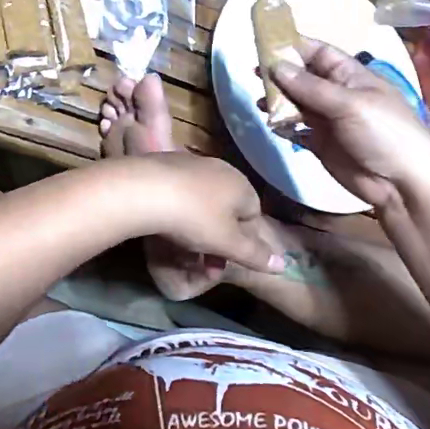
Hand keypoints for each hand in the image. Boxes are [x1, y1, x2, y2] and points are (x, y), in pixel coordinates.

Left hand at [117, 153, 281, 272]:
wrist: (145, 189)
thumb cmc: (195, 217)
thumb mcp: (228, 243)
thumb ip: (255, 255)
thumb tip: (285, 265)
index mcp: (242, 185)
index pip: (253, 216)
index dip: (243, 242)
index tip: (225, 259)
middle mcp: (222, 169)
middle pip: (227, 210)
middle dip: (218, 238)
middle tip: (203, 262)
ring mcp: (193, 163)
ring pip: (203, 202)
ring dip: (197, 227)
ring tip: (182, 249)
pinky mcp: (166, 163)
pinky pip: (181, 192)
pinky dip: (178, 210)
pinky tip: (164, 225)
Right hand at [268, 39, 429, 210]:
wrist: (402, 184)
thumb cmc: (384, 133)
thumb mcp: (348, 104)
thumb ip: (310, 87)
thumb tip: (276, 66)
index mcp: (351, 75)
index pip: (319, 52)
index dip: (294, 47)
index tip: (266, 45)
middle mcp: (337, 94)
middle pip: (303, 77)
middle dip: (280, 74)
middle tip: (254, 73)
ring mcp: (329, 120)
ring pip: (296, 103)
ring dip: (278, 101)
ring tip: (259, 103)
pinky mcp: (321, 144)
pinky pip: (296, 130)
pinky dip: (283, 126)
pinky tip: (271, 125)